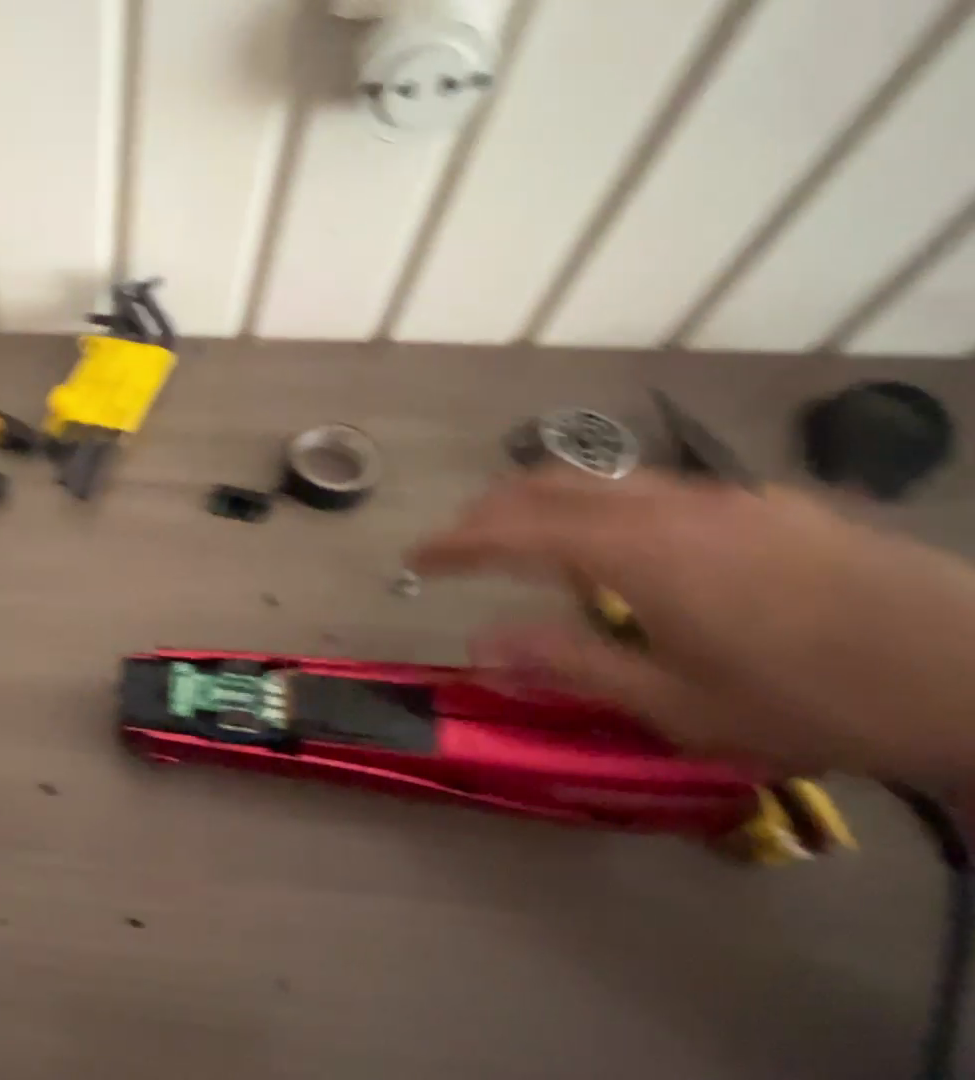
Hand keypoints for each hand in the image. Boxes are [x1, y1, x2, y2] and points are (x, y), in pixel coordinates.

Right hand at [409, 469, 974, 782]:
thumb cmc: (810, 700)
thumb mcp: (676, 703)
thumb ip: (570, 663)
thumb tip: (477, 645)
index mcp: (636, 552)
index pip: (513, 530)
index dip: (455, 541)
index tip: (414, 556)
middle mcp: (671, 507)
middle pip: (552, 484)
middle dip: (492, 508)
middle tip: (459, 542)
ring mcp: (726, 499)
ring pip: (608, 481)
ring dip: (550, 503)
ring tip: (530, 541)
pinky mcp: (772, 505)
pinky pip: (663, 492)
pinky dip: (612, 509)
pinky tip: (634, 550)